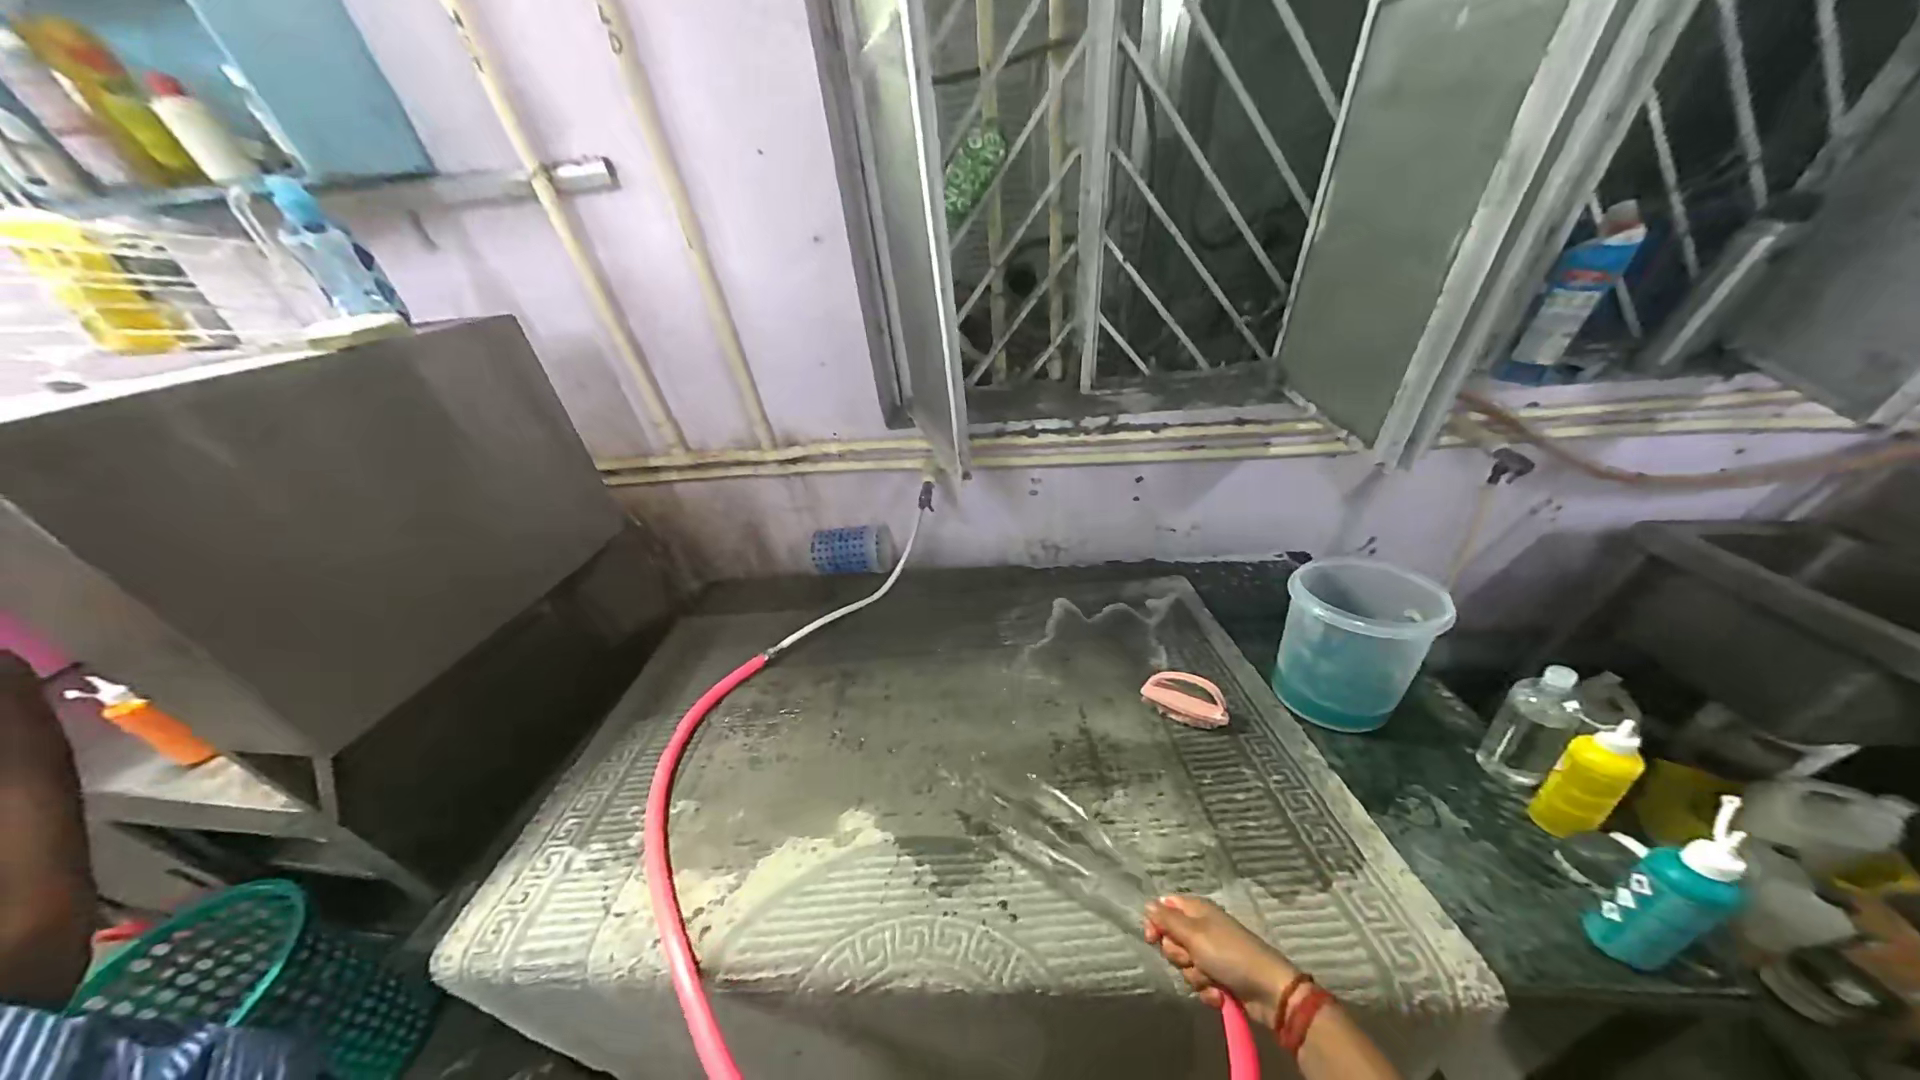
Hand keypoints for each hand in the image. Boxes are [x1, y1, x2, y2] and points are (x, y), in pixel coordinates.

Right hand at [1145, 894, 1299, 1028]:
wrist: (1270, 992)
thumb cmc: (1229, 955)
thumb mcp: (1194, 934)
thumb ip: (1167, 920)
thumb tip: (1147, 904)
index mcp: (1197, 910)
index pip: (1164, 907)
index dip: (1156, 922)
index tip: (1152, 938)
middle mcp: (1202, 929)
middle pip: (1172, 939)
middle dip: (1179, 954)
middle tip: (1193, 958)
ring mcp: (1211, 954)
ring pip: (1184, 964)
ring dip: (1195, 975)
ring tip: (1212, 979)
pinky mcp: (1219, 978)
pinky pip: (1199, 983)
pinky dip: (1207, 990)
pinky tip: (1220, 993)